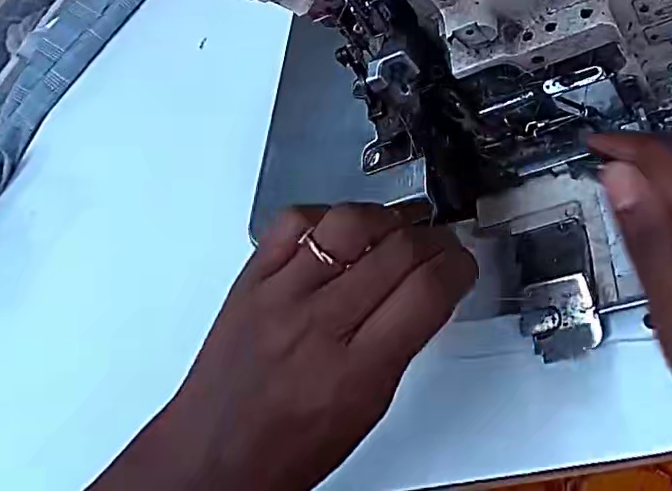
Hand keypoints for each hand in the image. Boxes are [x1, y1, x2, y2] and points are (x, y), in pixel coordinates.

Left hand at [89, 203, 476, 490]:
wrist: (211, 457)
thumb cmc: (286, 449)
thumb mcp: (365, 408)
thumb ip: (399, 342)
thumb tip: (429, 287)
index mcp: (355, 374)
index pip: (426, 292)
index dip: (456, 265)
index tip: (460, 261)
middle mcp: (317, 326)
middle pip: (397, 251)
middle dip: (432, 239)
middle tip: (438, 242)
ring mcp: (280, 293)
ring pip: (349, 223)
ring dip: (386, 217)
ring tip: (397, 225)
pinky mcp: (251, 276)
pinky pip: (295, 219)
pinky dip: (327, 214)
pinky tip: (340, 227)